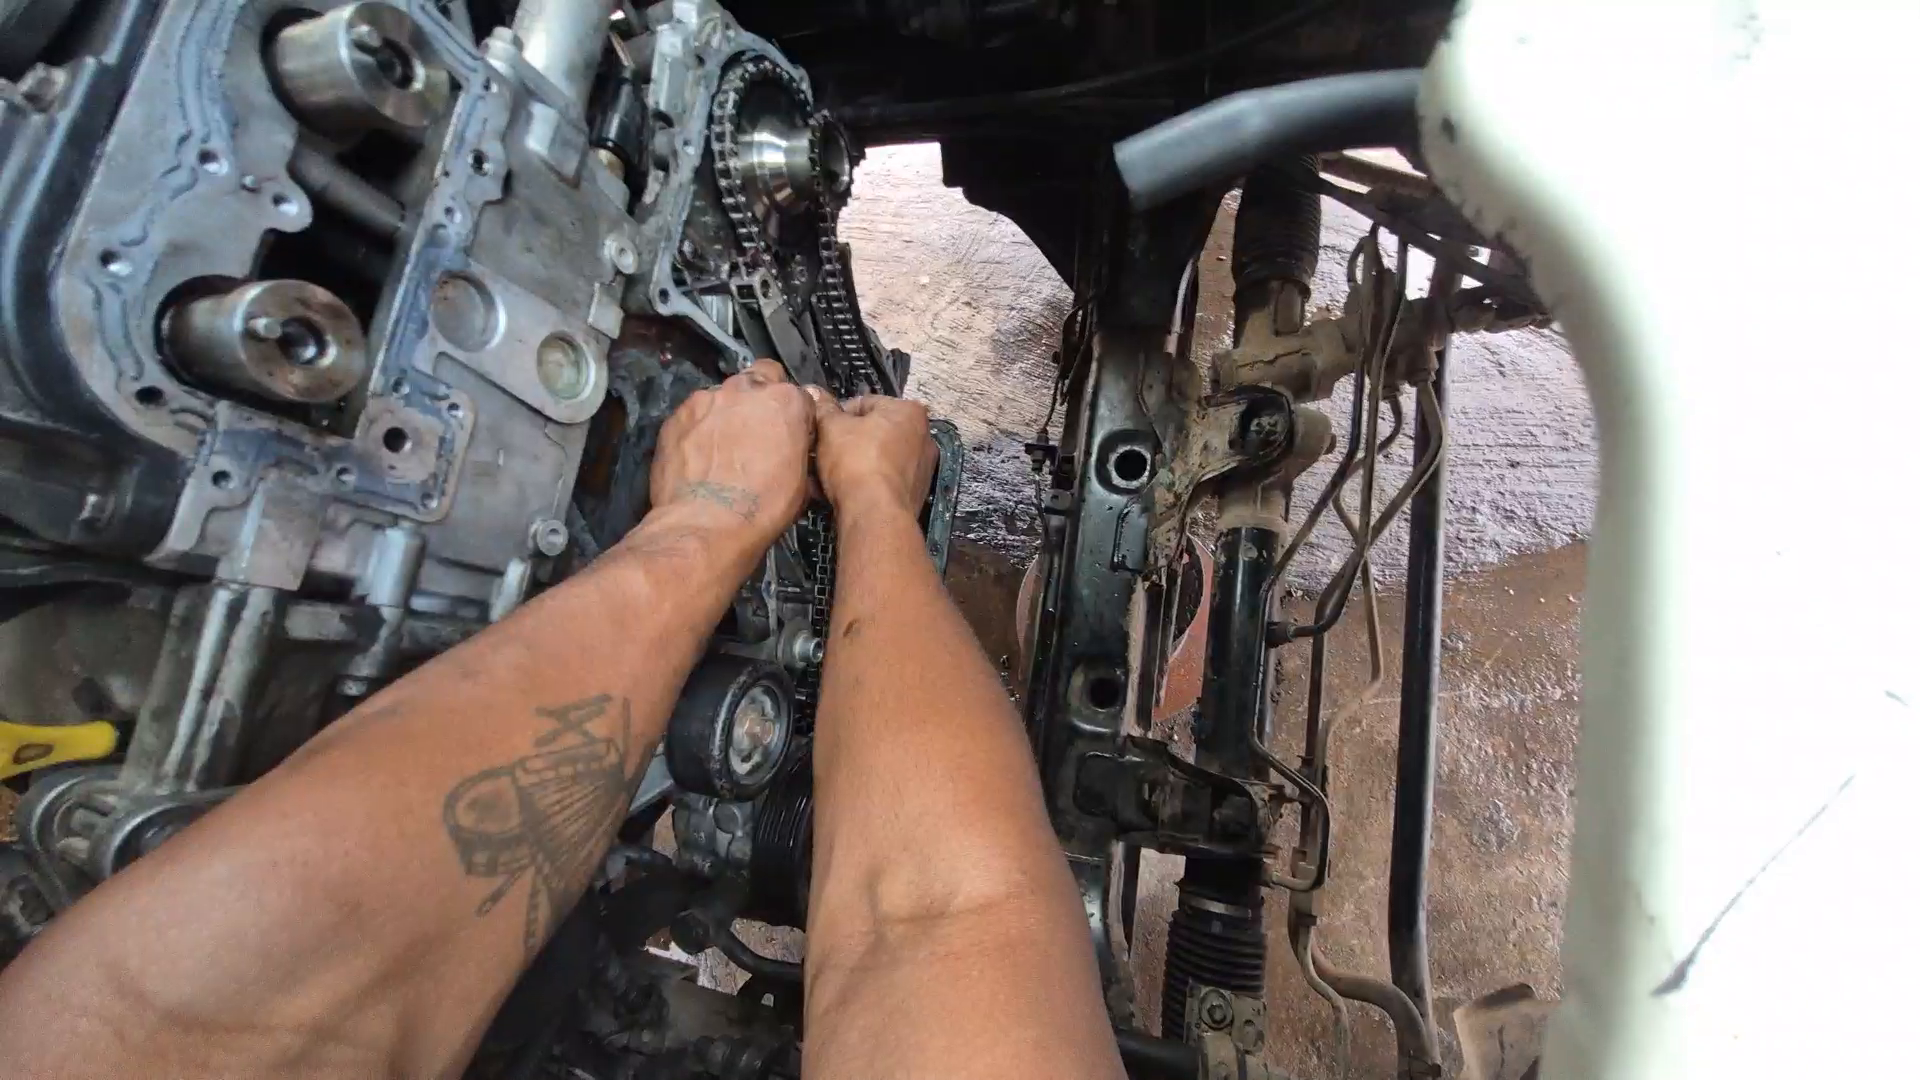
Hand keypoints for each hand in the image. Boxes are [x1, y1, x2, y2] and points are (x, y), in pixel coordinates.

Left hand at [644, 361, 814, 557]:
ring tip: (728, 451)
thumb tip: (794, 452)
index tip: (792, 433)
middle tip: (761, 433)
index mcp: (785, 403)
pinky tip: (705, 458)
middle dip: (762, 401)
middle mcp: (746, 391)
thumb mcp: (802, 483)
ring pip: (725, 396)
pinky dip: (701, 429)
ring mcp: (708, 400)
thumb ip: (799, 451)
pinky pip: (695, 415)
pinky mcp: (678, 416)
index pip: (799, 395)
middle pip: (760, 380)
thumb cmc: (756, 508)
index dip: (797, 417)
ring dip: (729, 415)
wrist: (707, 525)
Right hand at [810, 393, 937, 522]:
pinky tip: (844, 491)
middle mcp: (923, 437)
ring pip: (878, 458)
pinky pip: (884, 481)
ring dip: (854, 463)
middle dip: (847, 441)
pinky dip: (866, 483)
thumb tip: (816, 396)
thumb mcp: (831, 428)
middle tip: (824, 451)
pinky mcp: (914, 494)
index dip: (837, 415)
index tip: (823, 428)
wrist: (875, 515)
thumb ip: (824, 408)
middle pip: (874, 432)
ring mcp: (921, 468)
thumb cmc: (858, 465)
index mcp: (909, 411)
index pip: (864, 403)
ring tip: (830, 474)